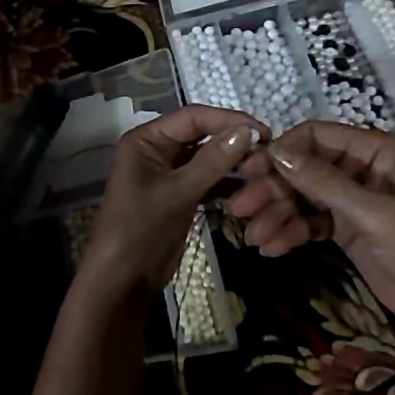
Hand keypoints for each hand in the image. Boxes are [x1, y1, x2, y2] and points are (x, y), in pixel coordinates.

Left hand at [78, 104, 263, 293]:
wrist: (123, 277)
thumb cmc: (140, 229)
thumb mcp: (177, 193)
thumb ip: (212, 161)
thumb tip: (248, 131)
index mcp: (145, 140)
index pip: (192, 117)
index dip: (229, 120)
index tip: (265, 132)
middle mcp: (157, 150)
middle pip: (203, 135)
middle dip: (235, 143)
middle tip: (271, 156)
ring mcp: (169, 173)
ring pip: (209, 158)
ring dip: (235, 163)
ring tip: (266, 172)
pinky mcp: (181, 194)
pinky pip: (209, 179)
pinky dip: (229, 182)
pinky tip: (254, 187)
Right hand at [224, 121, 394, 333]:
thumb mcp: (376, 215)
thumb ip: (324, 183)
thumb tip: (276, 150)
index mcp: (379, 153)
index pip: (317, 136)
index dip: (282, 151)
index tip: (249, 172)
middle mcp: (362, 171)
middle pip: (303, 168)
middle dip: (271, 189)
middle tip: (239, 210)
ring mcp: (354, 202)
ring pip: (301, 198)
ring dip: (276, 215)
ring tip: (254, 238)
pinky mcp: (348, 230)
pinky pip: (310, 223)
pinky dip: (290, 233)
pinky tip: (271, 248)